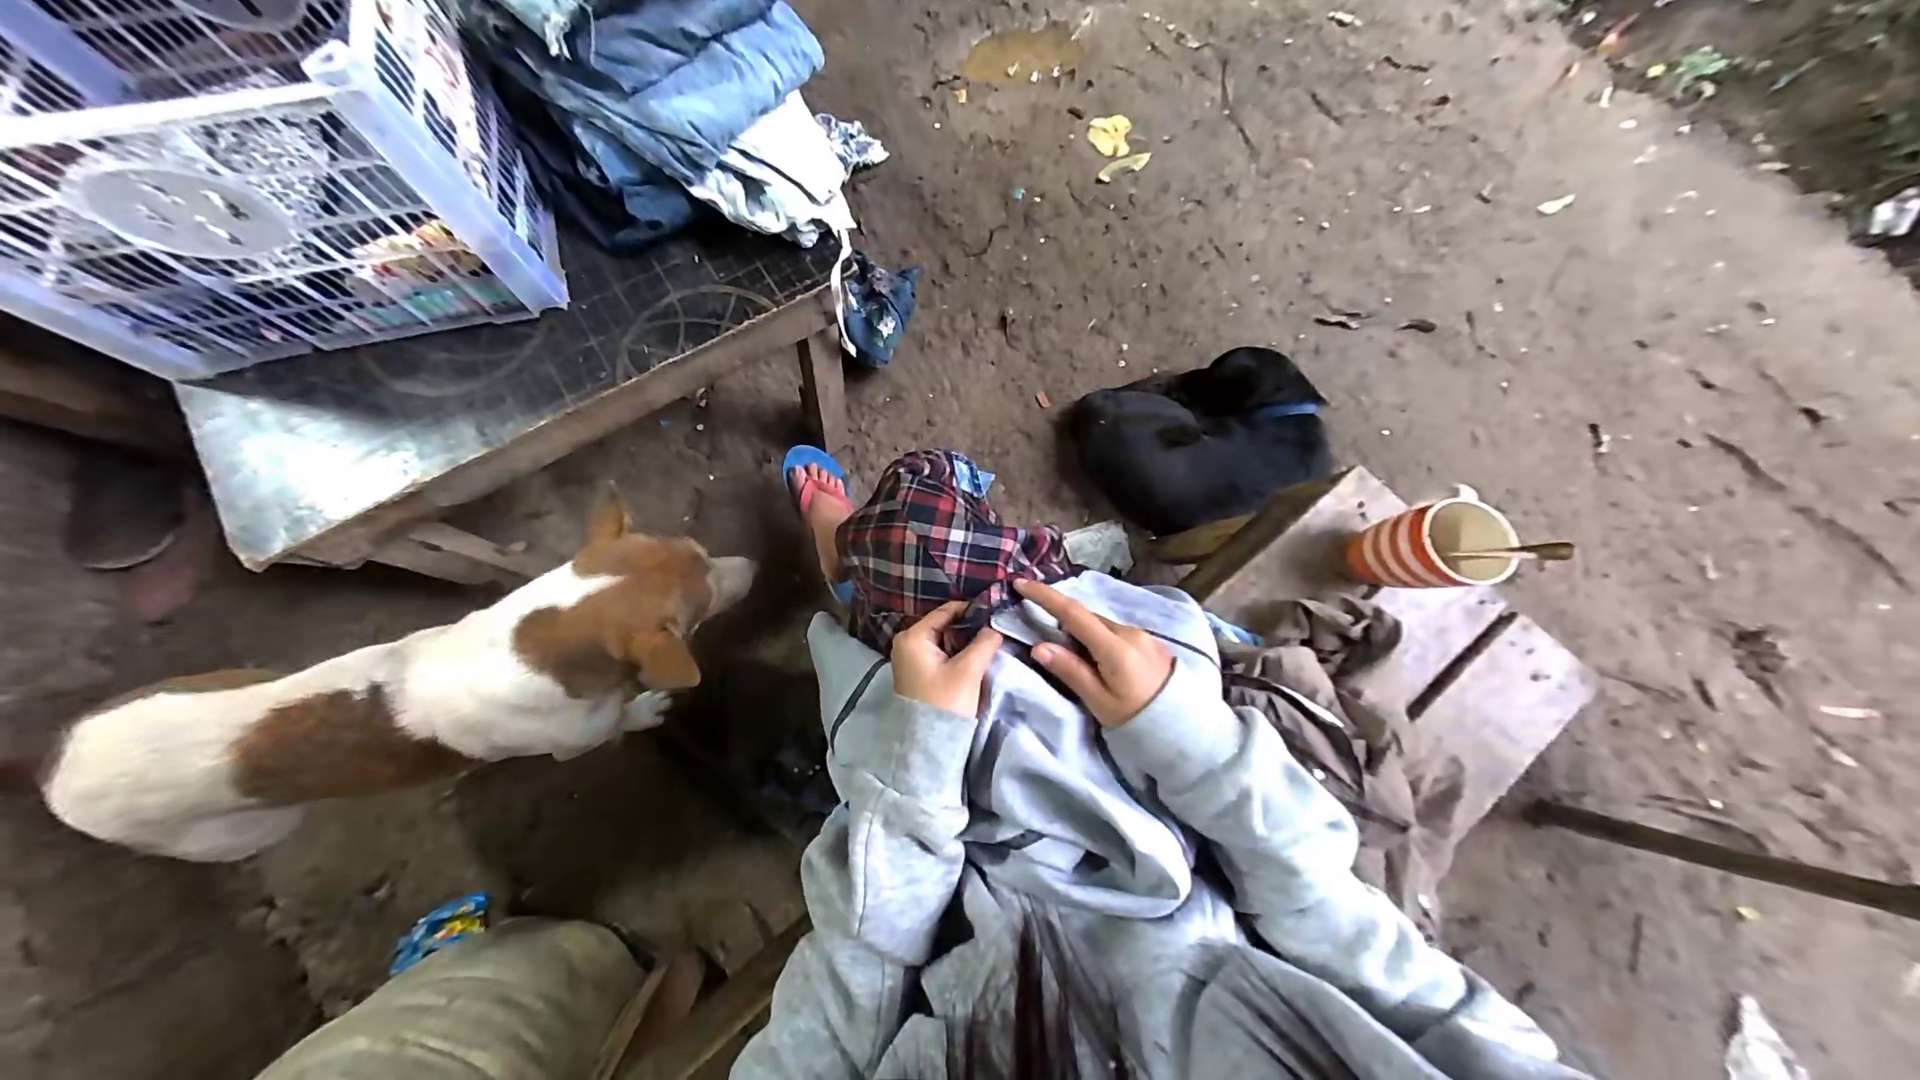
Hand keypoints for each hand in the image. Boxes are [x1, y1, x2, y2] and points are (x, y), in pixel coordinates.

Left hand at [891, 602, 1003, 716]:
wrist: (927, 744)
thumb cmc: (945, 702)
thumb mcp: (968, 670)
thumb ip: (984, 643)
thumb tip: (995, 627)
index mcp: (913, 637)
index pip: (945, 611)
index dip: (971, 609)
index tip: (994, 611)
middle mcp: (906, 643)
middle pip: (943, 624)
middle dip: (968, 626)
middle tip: (994, 627)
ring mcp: (909, 658)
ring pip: (943, 640)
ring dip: (964, 641)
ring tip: (988, 641)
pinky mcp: (917, 672)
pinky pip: (939, 653)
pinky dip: (956, 653)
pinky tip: (974, 656)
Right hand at [1014, 579, 1173, 729]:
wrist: (1186, 729)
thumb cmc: (1138, 719)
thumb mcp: (1099, 701)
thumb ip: (1070, 671)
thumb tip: (1039, 647)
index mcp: (1114, 646)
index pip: (1073, 613)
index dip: (1045, 596)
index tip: (1021, 583)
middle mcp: (1129, 632)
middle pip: (1087, 618)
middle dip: (1063, 619)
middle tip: (1043, 631)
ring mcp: (1143, 636)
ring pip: (1102, 625)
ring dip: (1083, 631)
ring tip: (1073, 655)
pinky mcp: (1151, 643)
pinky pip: (1116, 633)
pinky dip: (1100, 638)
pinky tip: (1098, 659)